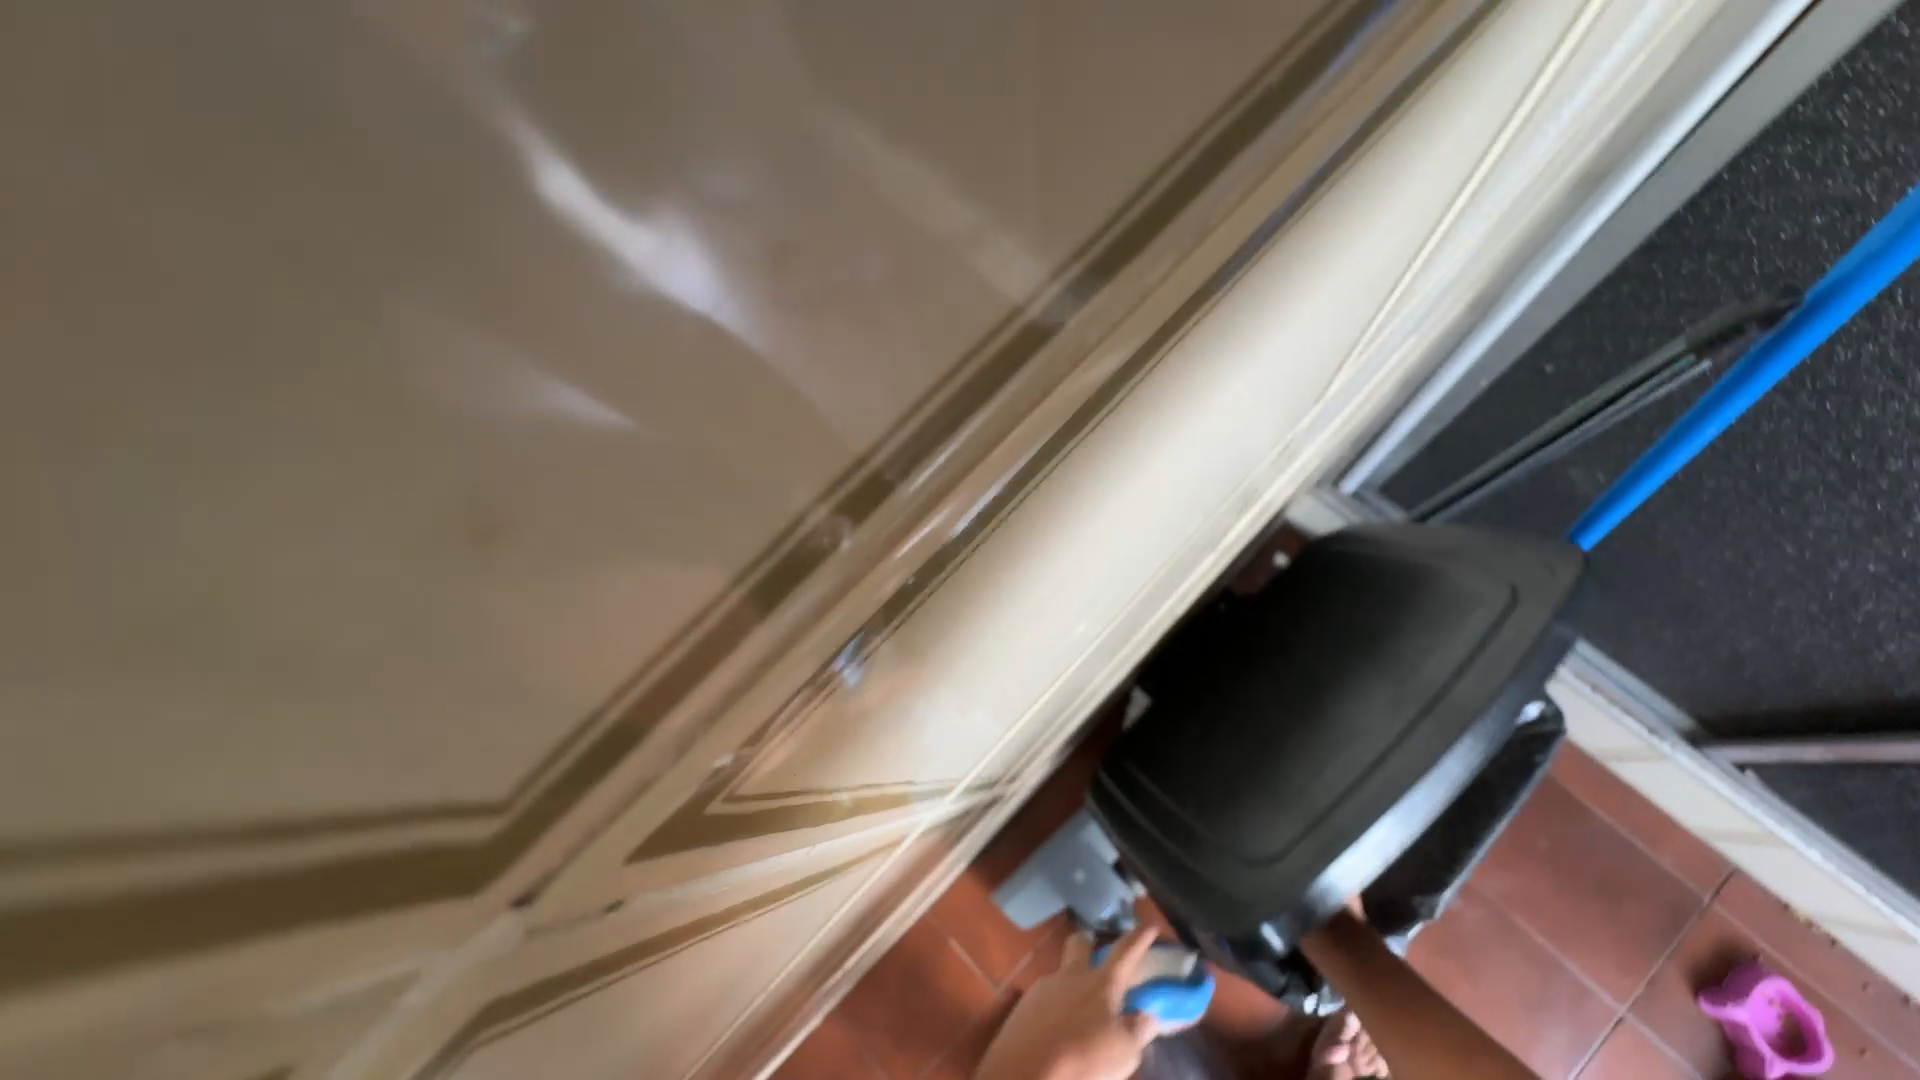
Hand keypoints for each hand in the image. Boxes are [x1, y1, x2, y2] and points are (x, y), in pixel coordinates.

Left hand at [973, 924, 1162, 1079]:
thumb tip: (1147, 1016)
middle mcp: (1071, 976)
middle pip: (1079, 943)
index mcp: (1101, 984)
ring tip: (1078, 1011)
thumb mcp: (1124, 1052)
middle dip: (1088, 942)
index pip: (1125, 952)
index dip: (1139, 938)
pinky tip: (1056, 1027)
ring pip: (1060, 973)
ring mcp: (1043, 987)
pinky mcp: (1024, 1005)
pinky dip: (1054, 1006)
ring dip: (1070, 983)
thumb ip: (1138, 1030)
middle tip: (1095, 954)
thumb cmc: (1082, 1061)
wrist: (1025, 1073)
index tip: (1150, 925)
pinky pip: (1044, 997)